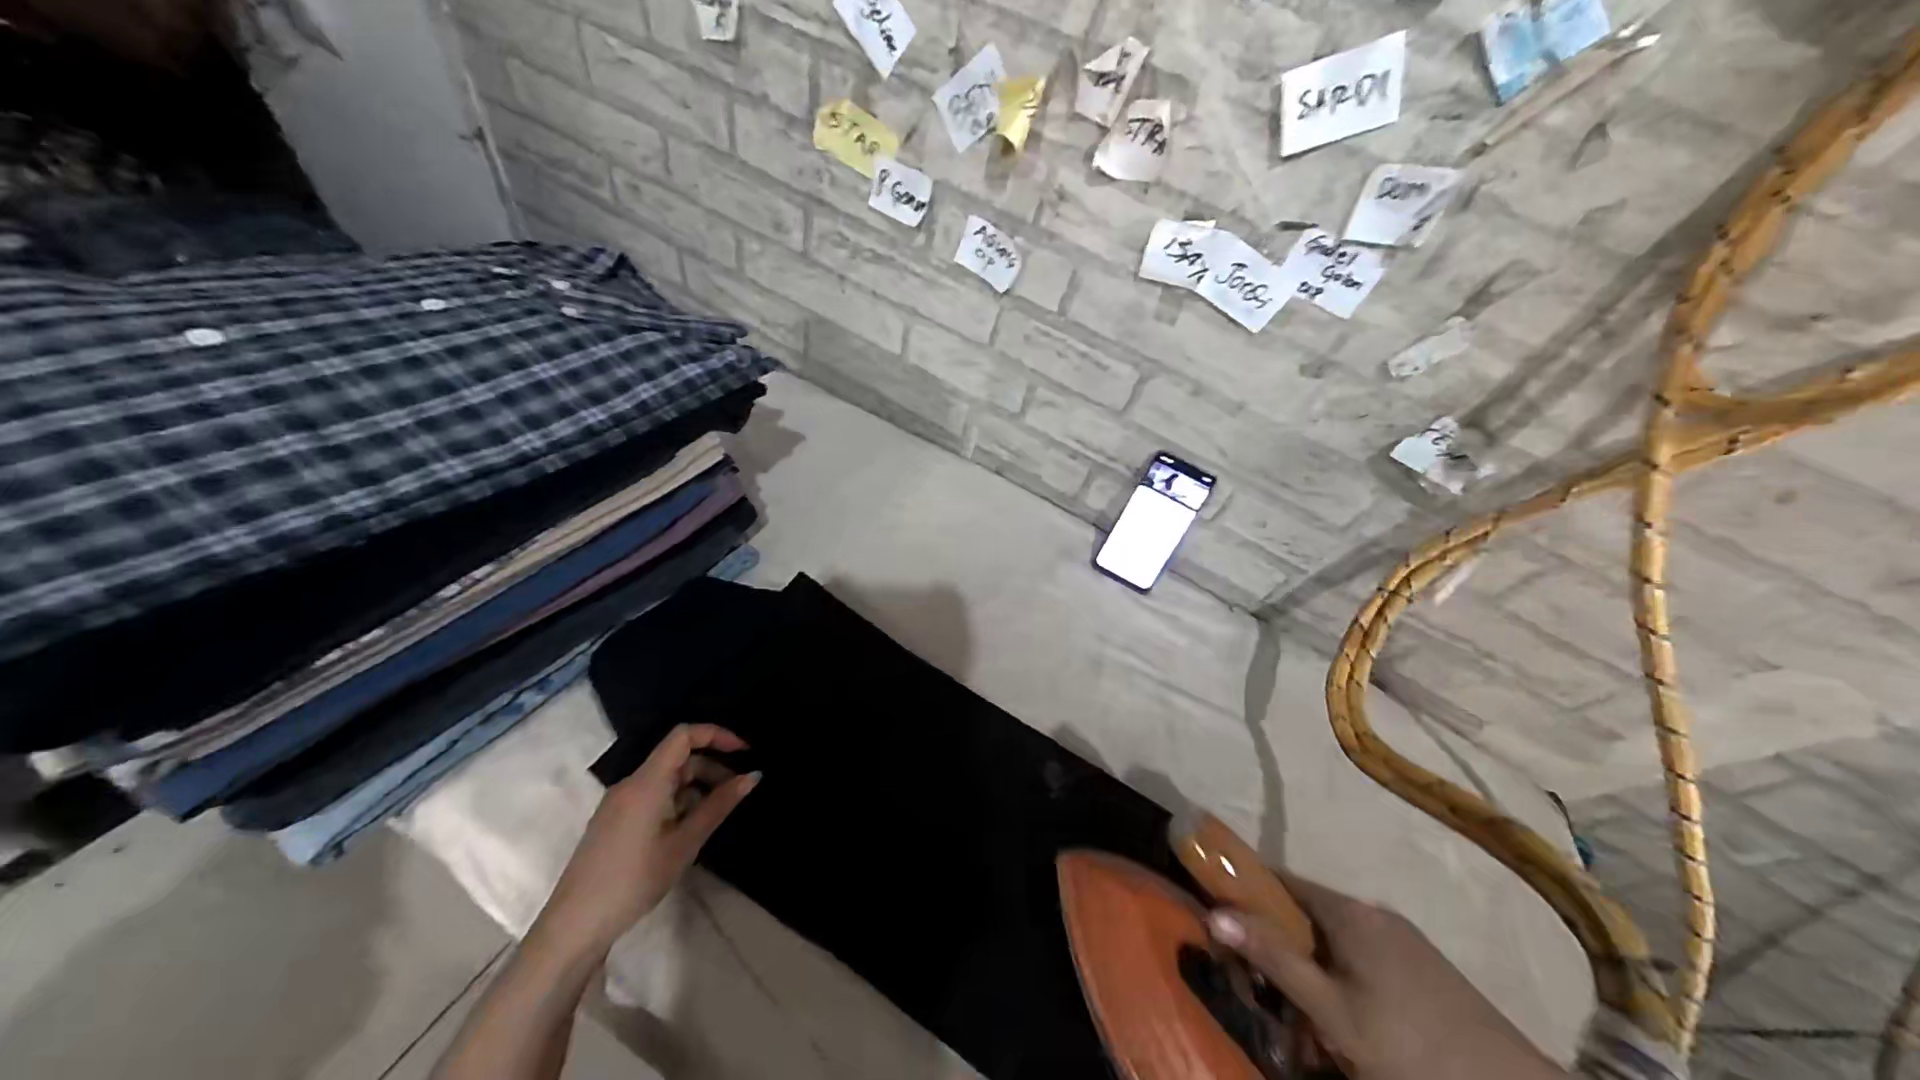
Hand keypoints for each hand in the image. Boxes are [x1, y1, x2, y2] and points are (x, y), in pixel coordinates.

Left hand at [530, 724, 759, 959]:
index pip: (684, 735)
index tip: (744, 752)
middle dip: (712, 767)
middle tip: (737, 793)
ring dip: (696, 787)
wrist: (574, 925)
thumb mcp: (684, 844)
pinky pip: (653, 795)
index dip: (717, 735)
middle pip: (678, 757)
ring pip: (666, 778)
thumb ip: (719, 806)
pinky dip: (678, 800)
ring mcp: (619, 802)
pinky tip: (688, 829)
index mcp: (646, 782)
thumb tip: (752, 776)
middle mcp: (630, 784)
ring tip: (716, 815)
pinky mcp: (614, 820)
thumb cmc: (634, 880)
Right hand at [1209, 875, 1567, 1079]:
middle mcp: (1374, 912)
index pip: (1279, 880)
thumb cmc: (1410, 1048)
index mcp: (1350, 911)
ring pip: (1334, 941)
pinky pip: (1363, 958)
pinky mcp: (1424, 967)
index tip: (1222, 924)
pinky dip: (1341, 981)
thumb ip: (1274, 957)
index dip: (1246, 896)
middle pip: (1306, 914)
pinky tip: (1345, 1024)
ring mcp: (1403, 939)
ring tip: (1305, 1024)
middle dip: (1279, 949)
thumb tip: (1214, 912)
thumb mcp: (1332, 1011)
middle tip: (1264, 994)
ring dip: (1310, 972)